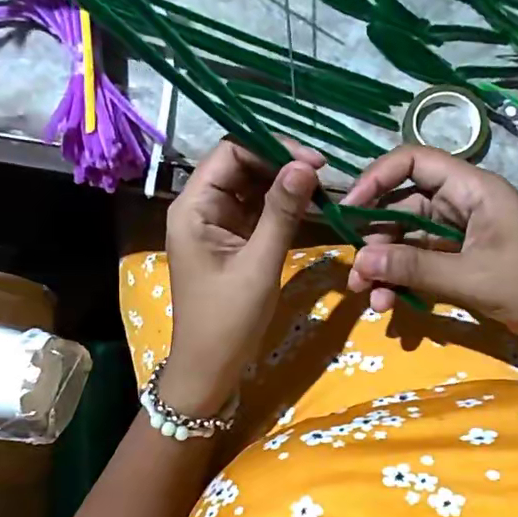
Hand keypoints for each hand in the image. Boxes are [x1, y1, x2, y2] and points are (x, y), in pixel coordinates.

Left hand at [162, 139, 323, 414]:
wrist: (210, 367)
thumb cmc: (228, 319)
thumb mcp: (259, 264)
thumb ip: (281, 213)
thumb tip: (306, 166)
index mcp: (194, 206)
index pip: (231, 152)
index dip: (271, 149)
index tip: (313, 163)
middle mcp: (201, 206)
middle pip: (242, 165)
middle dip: (281, 164)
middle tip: (324, 177)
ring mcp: (216, 222)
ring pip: (252, 186)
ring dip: (284, 184)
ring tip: (322, 189)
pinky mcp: (231, 238)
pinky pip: (256, 209)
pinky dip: (281, 205)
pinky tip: (308, 206)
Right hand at [342, 146, 517, 345]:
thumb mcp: (472, 278)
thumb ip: (414, 268)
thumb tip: (360, 261)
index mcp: (473, 189)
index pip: (414, 161)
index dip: (376, 178)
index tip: (349, 211)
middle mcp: (465, 204)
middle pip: (404, 206)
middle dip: (377, 240)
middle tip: (356, 277)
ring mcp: (465, 234)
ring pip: (411, 239)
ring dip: (389, 267)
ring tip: (373, 301)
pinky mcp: (467, 261)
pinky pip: (426, 263)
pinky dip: (408, 282)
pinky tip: (394, 308)